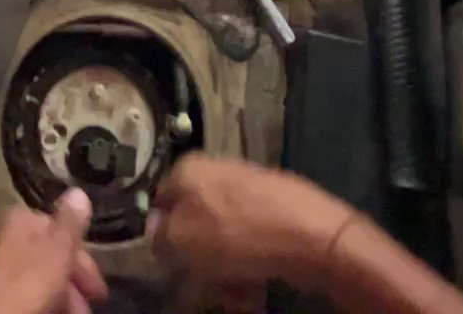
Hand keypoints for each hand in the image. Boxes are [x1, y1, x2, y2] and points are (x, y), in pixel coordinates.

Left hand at [0, 188, 109, 313]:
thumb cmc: (25, 284)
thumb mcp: (56, 251)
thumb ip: (70, 223)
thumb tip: (78, 192)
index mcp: (17, 218)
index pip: (58, 228)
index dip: (83, 258)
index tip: (98, 287)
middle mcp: (0, 235)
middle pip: (46, 254)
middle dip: (72, 281)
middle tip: (89, 307)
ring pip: (34, 277)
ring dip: (59, 295)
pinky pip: (19, 293)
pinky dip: (38, 302)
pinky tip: (49, 312)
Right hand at [149, 155, 354, 286]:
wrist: (309, 233)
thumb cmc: (236, 234)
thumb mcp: (183, 240)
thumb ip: (160, 236)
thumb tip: (154, 230)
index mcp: (187, 168)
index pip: (159, 201)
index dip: (162, 235)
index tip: (172, 264)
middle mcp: (214, 168)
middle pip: (194, 220)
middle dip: (199, 257)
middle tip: (206, 285)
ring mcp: (247, 184)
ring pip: (222, 233)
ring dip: (224, 268)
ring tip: (237, 293)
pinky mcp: (274, 203)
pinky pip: (249, 236)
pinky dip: (249, 261)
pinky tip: (257, 285)